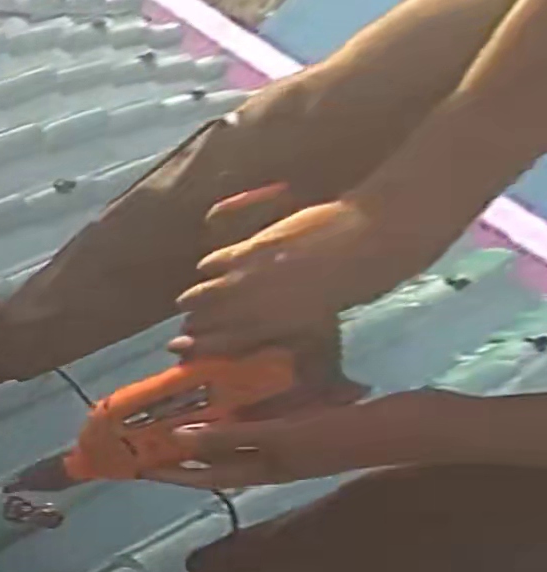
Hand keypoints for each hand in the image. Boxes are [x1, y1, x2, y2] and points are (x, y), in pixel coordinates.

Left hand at [144, 390, 456, 488]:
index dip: (166, 473)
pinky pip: (258, 419)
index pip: (199, 477)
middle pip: (211, 459)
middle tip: (145, 433)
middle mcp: (265, 462)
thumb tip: (178, 438)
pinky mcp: (303, 424)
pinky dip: (239, 410)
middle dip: (178, 449)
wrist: (420, 424)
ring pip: (232, 438)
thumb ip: (229, 437)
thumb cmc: (345, 436)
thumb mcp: (279, 437)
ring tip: (171, 412)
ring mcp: (285, 443)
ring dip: (205, 427)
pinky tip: (221, 394)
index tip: (132, 466)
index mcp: (257, 472)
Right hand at [172, 194, 451, 355]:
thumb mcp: (335, 308)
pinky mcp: (250, 248)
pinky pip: (212, 263)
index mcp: (275, 324)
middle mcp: (252, 305)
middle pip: (199, 320)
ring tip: (206, 293)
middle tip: (199, 320)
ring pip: (197, 295)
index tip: (180, 347)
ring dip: (198, 297)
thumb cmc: (382, 268)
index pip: (217, 343)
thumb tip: (268, 329)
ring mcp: (247, 275)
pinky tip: (224, 264)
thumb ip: (293, 321)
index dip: (195, 347)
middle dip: (195, 322)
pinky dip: (212, 266)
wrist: (394, 220)